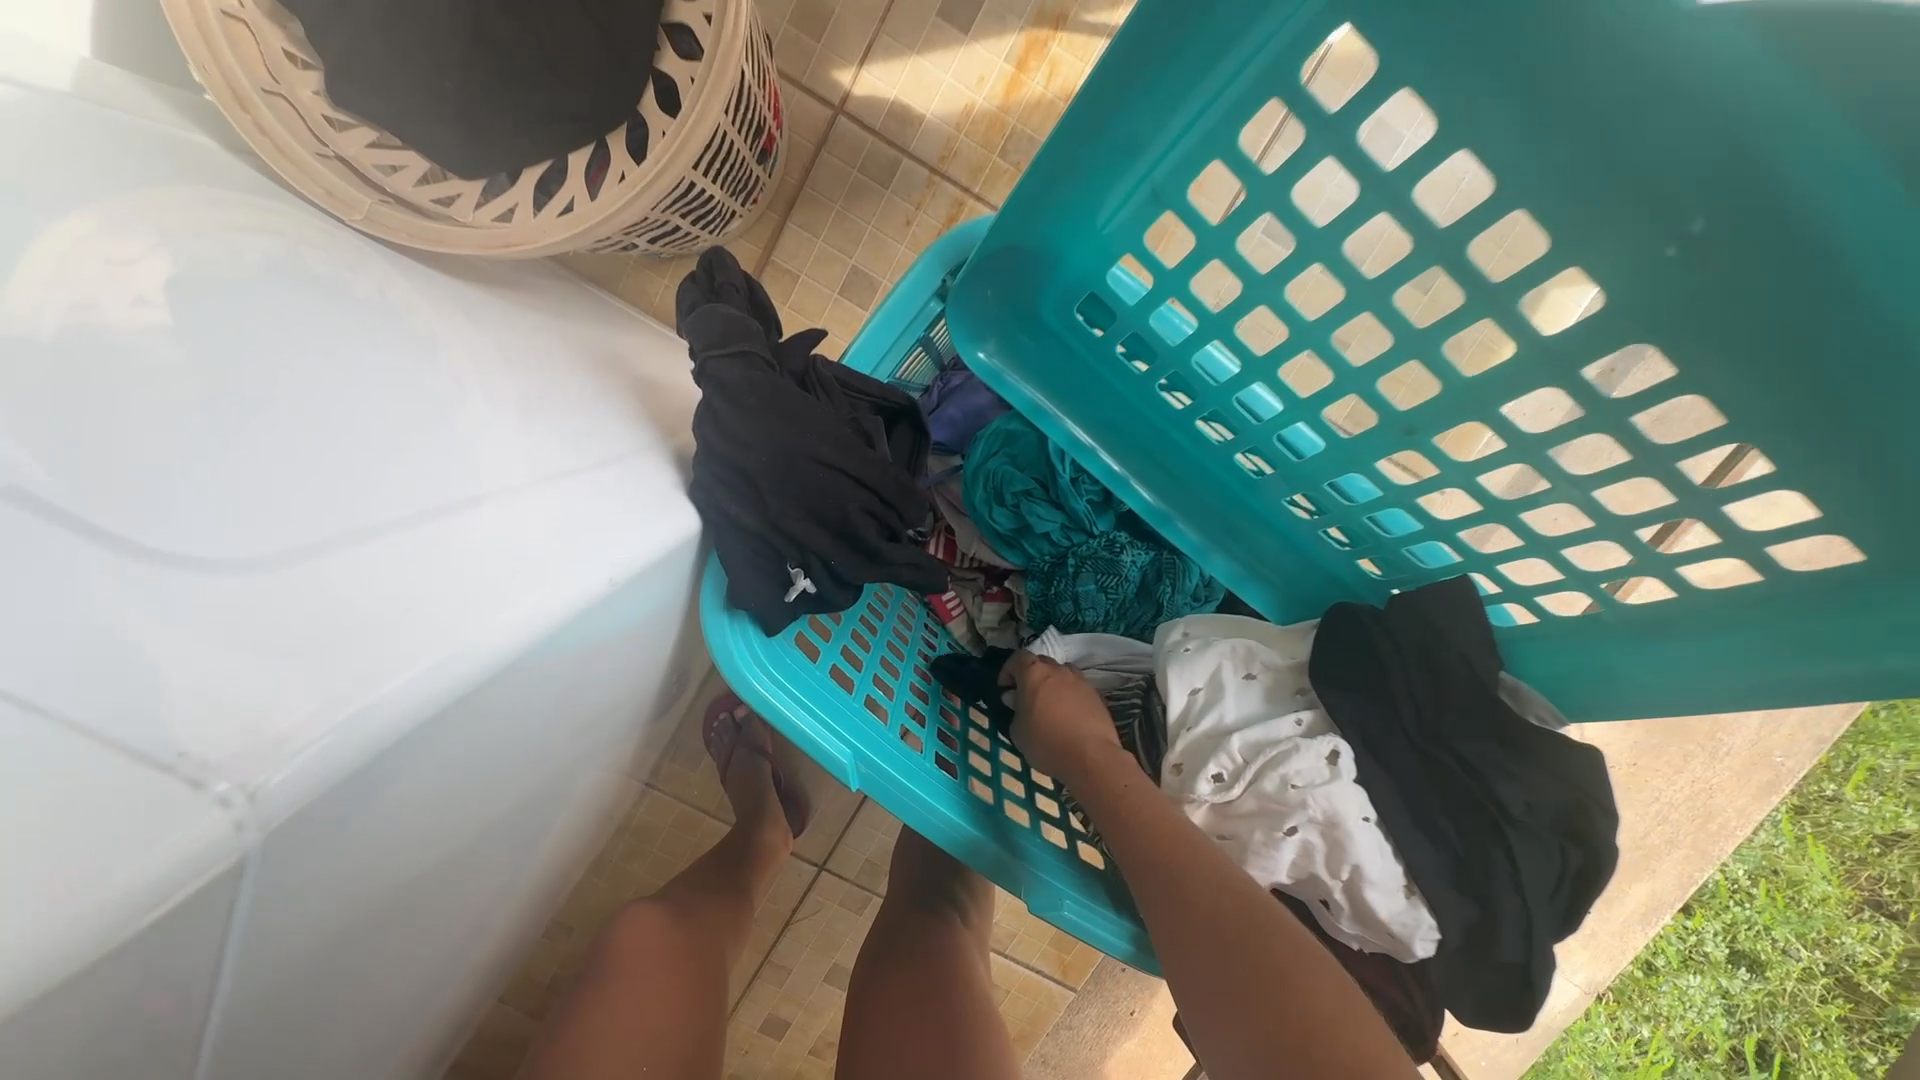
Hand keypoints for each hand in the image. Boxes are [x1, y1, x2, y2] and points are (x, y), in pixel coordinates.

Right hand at [1002, 652, 1121, 783]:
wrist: (1090, 756)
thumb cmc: (1045, 742)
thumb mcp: (1017, 730)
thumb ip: (1015, 709)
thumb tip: (1016, 698)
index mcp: (1034, 673)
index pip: (1018, 658)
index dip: (1008, 671)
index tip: (1005, 688)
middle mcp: (1058, 670)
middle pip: (1041, 663)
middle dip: (1031, 676)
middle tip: (1026, 697)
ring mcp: (1080, 681)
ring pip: (1062, 674)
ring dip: (1052, 684)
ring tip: (1049, 705)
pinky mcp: (1096, 695)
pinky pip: (1077, 689)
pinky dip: (1069, 696)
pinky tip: (1067, 717)